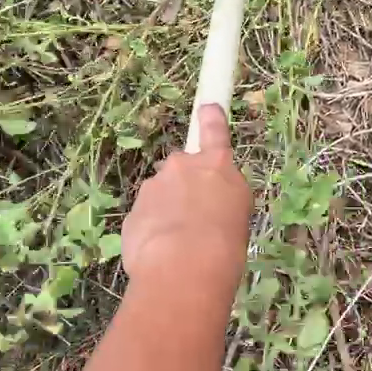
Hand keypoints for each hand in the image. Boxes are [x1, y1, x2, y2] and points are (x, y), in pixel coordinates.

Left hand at [121, 104, 253, 289]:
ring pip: (161, 193)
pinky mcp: (132, 212)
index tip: (207, 106)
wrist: (184, 264)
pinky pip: (145, 216)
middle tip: (196, 214)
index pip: (214, 131)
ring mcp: (153, 187)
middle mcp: (182, 166)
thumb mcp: (239, 208)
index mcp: (217, 163)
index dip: (211, 118)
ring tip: (179, 240)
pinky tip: (162, 250)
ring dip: (168, 209)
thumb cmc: (226, 237)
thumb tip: (211, 195)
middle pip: (182, 168)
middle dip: (184, 185)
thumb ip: (224, 191)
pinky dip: (153, 228)